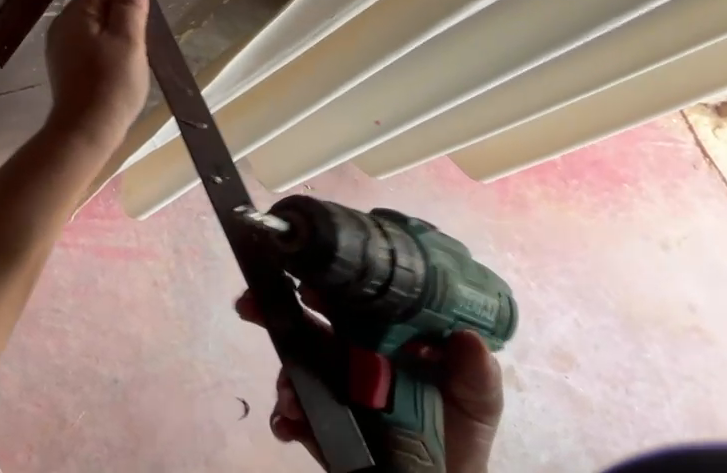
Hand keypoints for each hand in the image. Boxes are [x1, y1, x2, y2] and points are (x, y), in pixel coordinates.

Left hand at [42, 0, 150, 147]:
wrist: (85, 131)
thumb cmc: (111, 84)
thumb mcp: (128, 40)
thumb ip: (129, 5)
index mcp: (73, 15)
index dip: (126, 2)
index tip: (140, 27)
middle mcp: (61, 27)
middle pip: (98, 8)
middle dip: (122, 22)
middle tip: (137, 48)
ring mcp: (60, 49)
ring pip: (96, 30)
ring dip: (117, 41)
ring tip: (129, 64)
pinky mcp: (65, 68)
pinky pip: (90, 49)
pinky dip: (106, 56)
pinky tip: (117, 75)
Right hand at [236, 292, 503, 472]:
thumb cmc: (454, 438)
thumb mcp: (473, 406)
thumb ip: (475, 378)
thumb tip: (468, 337)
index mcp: (377, 339)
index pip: (342, 302)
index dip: (319, 287)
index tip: (307, 287)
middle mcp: (344, 356)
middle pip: (299, 322)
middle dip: (268, 309)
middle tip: (250, 306)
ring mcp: (325, 388)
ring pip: (290, 367)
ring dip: (282, 377)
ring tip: (290, 399)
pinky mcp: (314, 423)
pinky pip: (290, 414)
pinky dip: (283, 417)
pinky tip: (289, 426)